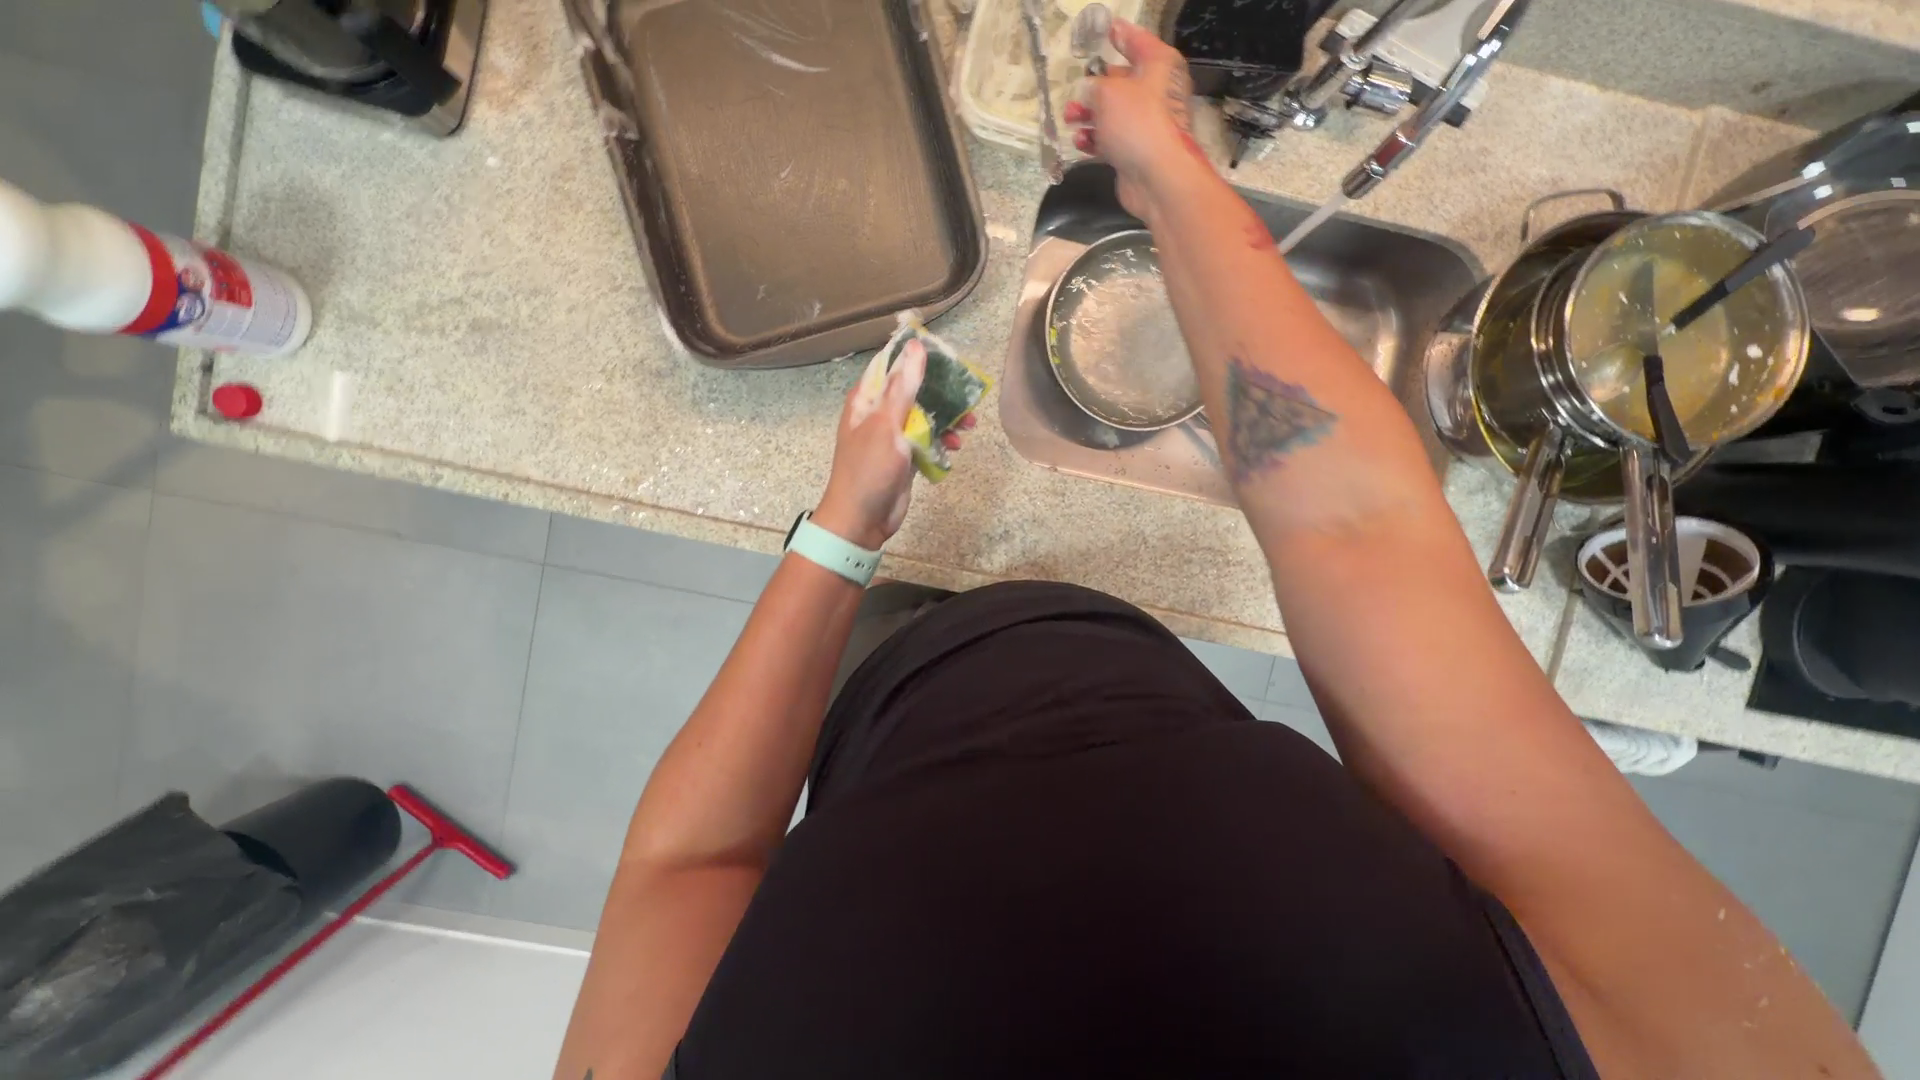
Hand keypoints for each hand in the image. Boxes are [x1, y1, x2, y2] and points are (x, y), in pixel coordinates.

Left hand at [813, 340, 975, 551]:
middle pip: (915, 390)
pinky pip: (928, 440)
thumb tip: (915, 347)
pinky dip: (943, 440)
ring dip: (948, 418)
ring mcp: (893, 435)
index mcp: (867, 399)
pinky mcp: (906, 456)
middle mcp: (879, 412)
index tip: (948, 356)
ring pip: (926, 416)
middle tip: (969, 395)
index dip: (918, 357)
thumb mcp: (886, 424)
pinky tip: (956, 446)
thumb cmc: (868, 470)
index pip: (893, 365)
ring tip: (970, 425)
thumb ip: (903, 387)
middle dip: (942, 393)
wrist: (861, 520)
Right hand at [1063, 19, 1207, 221]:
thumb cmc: (1137, 123)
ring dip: (1089, 116)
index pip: (1137, 41)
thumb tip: (1087, 91)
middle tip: (1073, 94)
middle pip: (1121, 81)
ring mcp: (1147, 124)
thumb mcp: (1108, 93)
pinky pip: (1112, 139)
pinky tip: (1080, 141)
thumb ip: (1092, 86)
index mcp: (1159, 65)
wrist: (1158, 177)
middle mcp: (1156, 92)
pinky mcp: (1137, 151)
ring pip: (1113, 113)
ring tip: (1070, 119)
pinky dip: (1095, 139)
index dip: (1119, 35)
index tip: (1104, 30)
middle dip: (1093, 87)